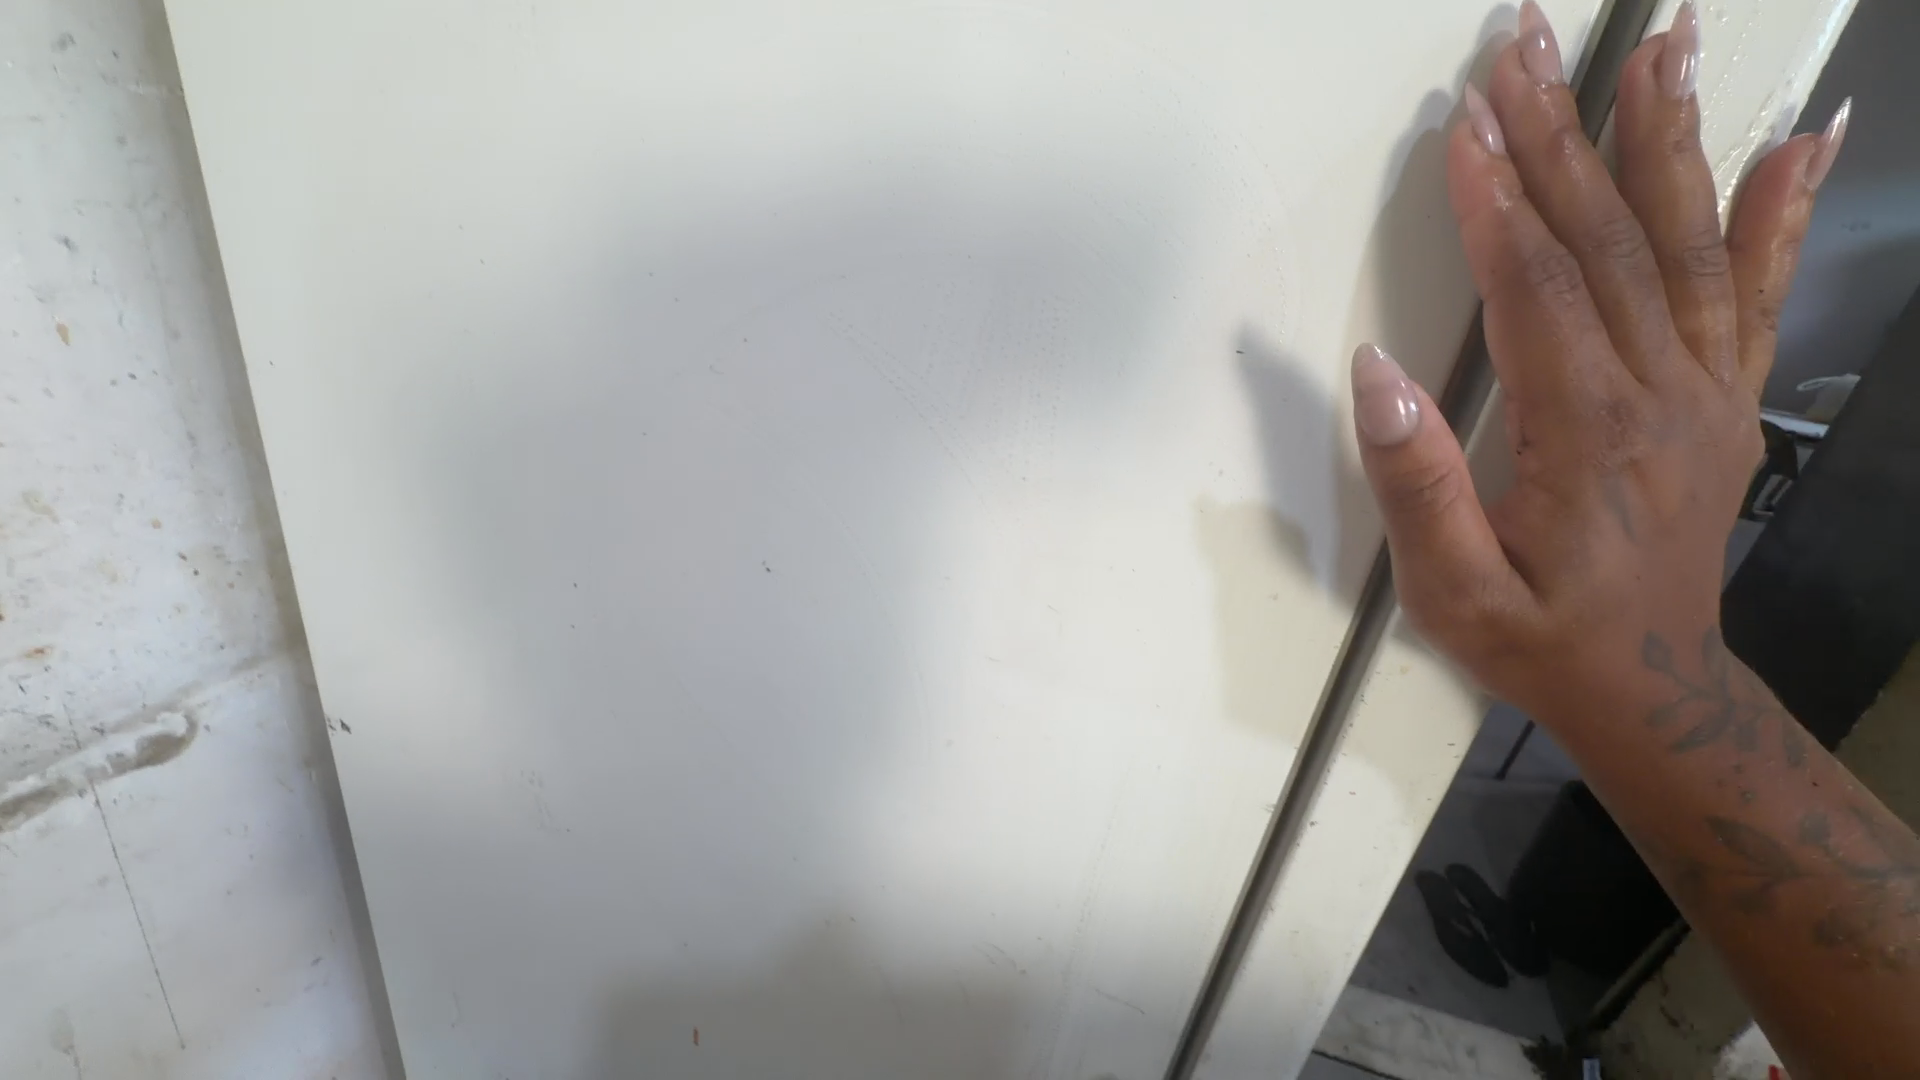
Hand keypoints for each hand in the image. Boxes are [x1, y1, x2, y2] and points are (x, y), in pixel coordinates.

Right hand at [1349, 1, 1847, 727]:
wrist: (1648, 690)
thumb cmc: (1537, 639)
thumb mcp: (1451, 586)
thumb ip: (1416, 483)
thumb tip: (1378, 373)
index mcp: (1587, 433)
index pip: (1539, 289)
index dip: (1496, 202)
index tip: (1465, 124)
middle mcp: (1662, 393)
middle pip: (1610, 240)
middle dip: (1561, 136)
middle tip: (1530, 46)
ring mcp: (1707, 390)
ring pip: (1687, 242)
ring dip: (1664, 138)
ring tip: (1656, 46)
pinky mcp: (1723, 401)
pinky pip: (1756, 292)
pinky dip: (1778, 209)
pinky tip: (1797, 141)